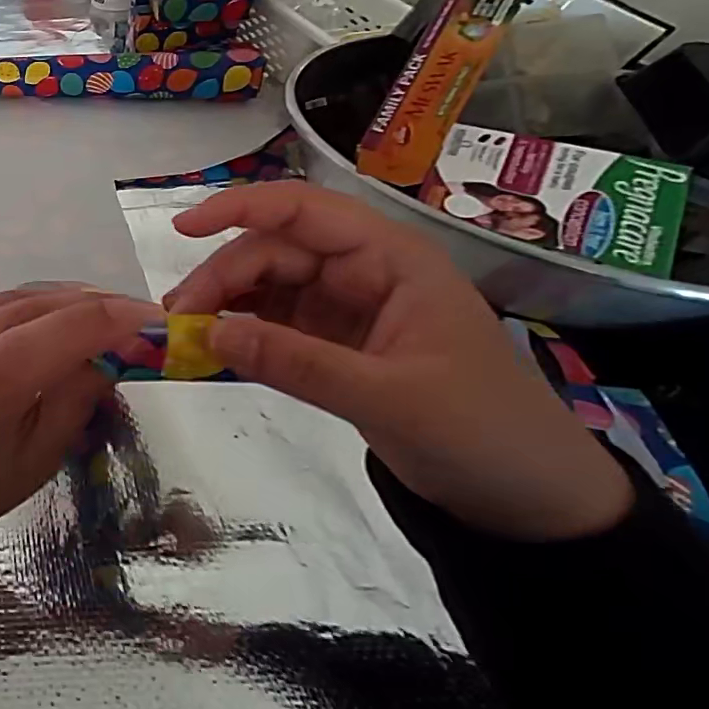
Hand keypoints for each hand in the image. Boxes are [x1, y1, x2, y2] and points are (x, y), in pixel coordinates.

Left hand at [0, 287, 164, 557]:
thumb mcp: (41, 458)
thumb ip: (76, 397)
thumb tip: (119, 346)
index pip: (27, 349)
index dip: (91, 324)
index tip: (147, 319)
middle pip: (23, 314)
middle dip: (90, 306)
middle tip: (141, 313)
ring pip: (13, 299)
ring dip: (68, 298)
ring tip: (113, 309)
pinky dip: (39, 302)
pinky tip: (67, 310)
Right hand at [165, 181, 630, 540]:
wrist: (531, 500)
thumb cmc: (481, 432)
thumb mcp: (387, 398)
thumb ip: (297, 361)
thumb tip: (210, 333)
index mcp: (389, 258)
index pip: (304, 211)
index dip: (240, 209)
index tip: (182, 229)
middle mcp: (364, 270)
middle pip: (276, 251)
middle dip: (223, 277)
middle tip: (177, 322)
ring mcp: (348, 307)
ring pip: (271, 286)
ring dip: (227, 304)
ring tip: (185, 335)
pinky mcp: (337, 343)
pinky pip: (278, 325)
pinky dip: (245, 334)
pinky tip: (216, 350)